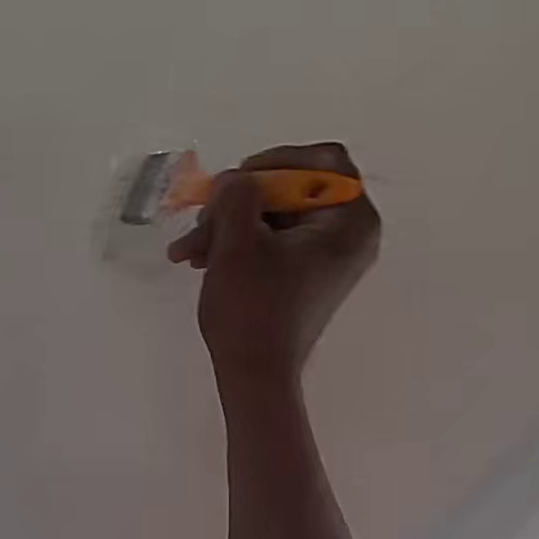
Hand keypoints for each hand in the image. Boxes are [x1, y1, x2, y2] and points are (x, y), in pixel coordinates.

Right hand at [166, 142, 379, 391]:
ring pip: (274, 223)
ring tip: (189, 250)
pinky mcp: (304, 283)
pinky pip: (272, 249)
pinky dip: (238, 249)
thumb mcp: (237, 244)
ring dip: (228, 229)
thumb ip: (236, 197)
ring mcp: (326, 263)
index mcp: (349, 221)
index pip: (321, 163)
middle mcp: (348, 237)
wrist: (254, 376)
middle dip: (238, 205)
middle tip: (200, 220)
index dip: (272, 163)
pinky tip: (203, 261)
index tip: (232, 181)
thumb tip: (233, 182)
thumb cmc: (251, 311)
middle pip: (292, 194)